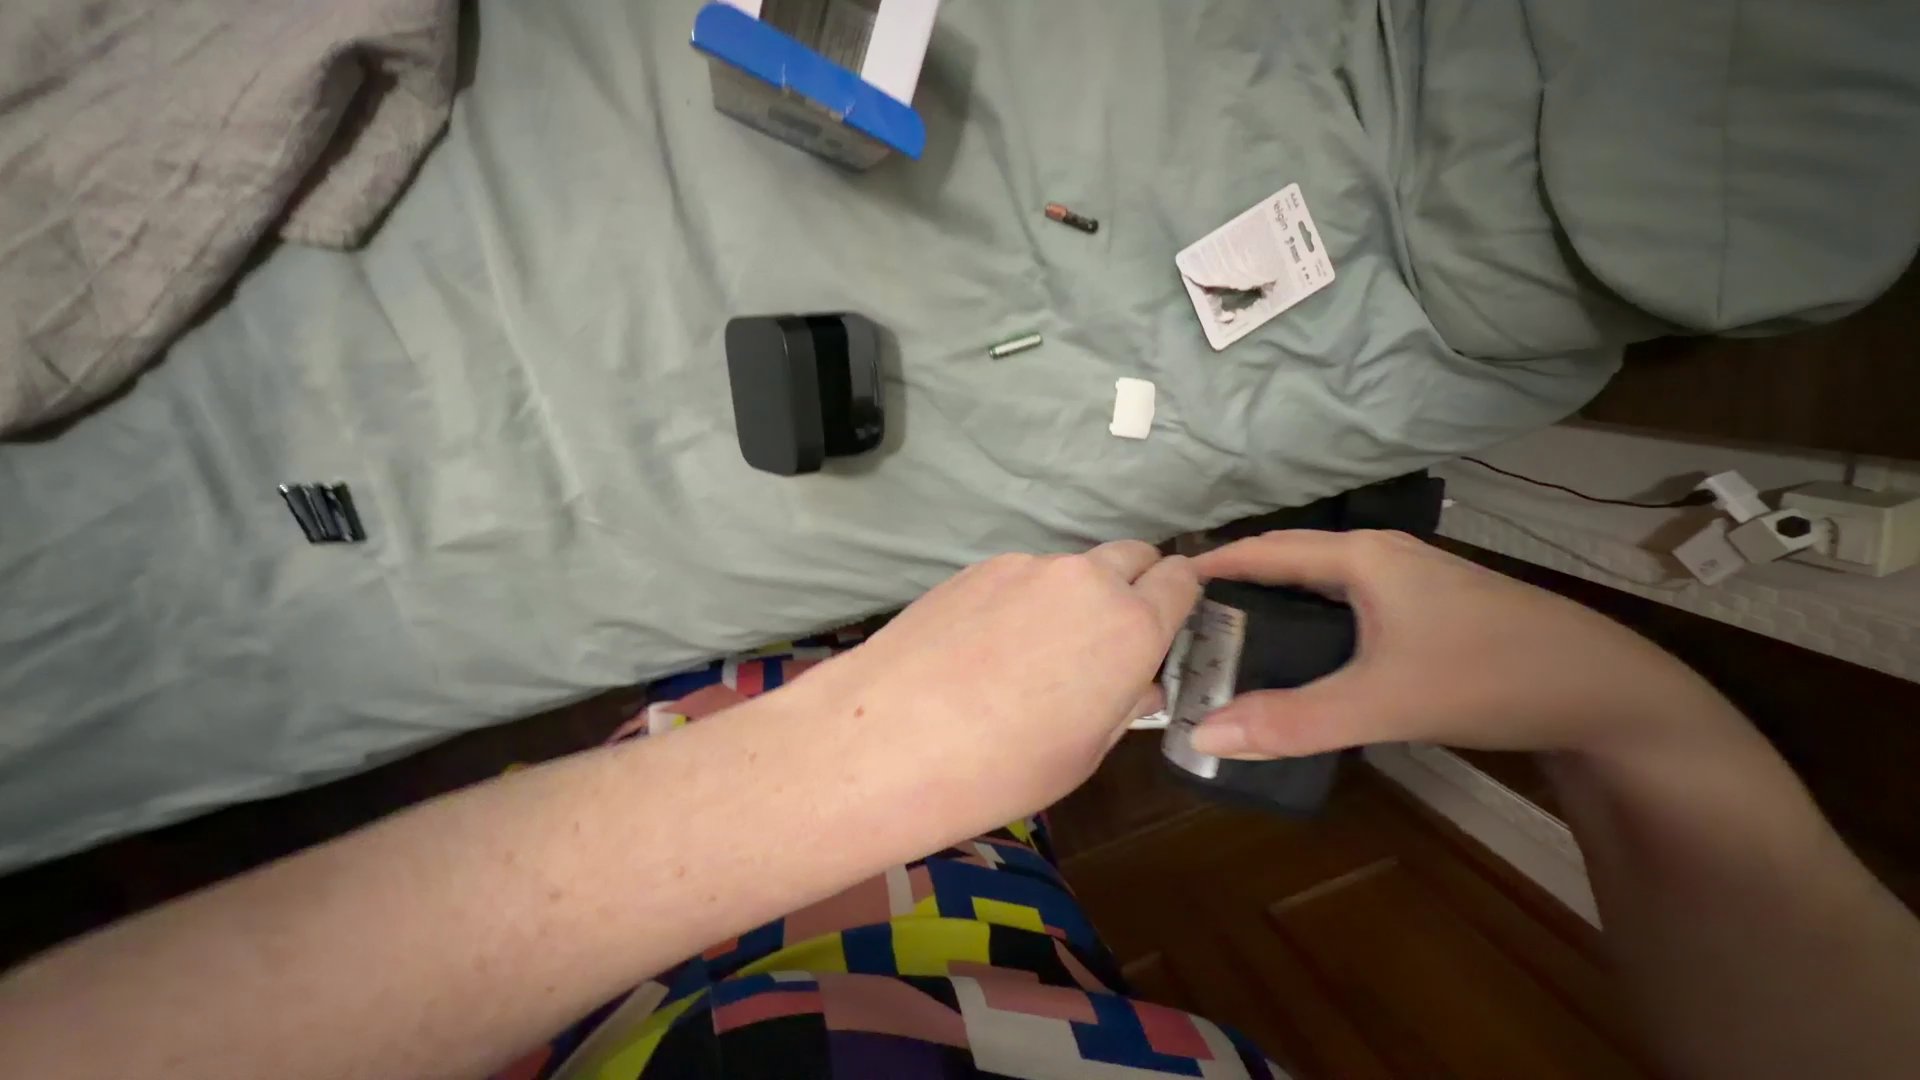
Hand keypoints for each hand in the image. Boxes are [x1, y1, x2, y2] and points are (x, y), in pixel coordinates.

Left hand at [794, 541, 1198, 839]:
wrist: (891, 737)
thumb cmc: (1004, 766)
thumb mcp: (1086, 751)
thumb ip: (1124, 702)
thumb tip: (1137, 682)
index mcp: (1131, 626)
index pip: (1181, 580)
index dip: (1181, 596)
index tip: (1170, 617)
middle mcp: (1085, 580)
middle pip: (1132, 557)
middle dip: (1135, 584)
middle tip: (1109, 635)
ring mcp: (1025, 567)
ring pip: (1071, 570)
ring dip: (1072, 596)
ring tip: (1032, 652)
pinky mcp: (976, 568)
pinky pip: (1020, 577)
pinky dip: (1022, 599)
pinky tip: (986, 646)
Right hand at [1188, 530, 1726, 759]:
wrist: (1613, 693)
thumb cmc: (1489, 677)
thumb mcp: (1382, 704)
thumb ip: (1290, 721)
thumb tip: (1201, 734)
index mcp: (1360, 557)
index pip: (1261, 550)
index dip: (1209, 565)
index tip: (1162, 588)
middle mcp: (1381, 554)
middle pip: (1287, 558)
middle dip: (1236, 581)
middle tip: (1187, 619)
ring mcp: (1411, 576)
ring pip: (1320, 577)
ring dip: (1273, 597)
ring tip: (1230, 633)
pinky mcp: (1429, 603)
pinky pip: (1346, 596)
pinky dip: (1309, 614)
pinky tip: (1302, 649)